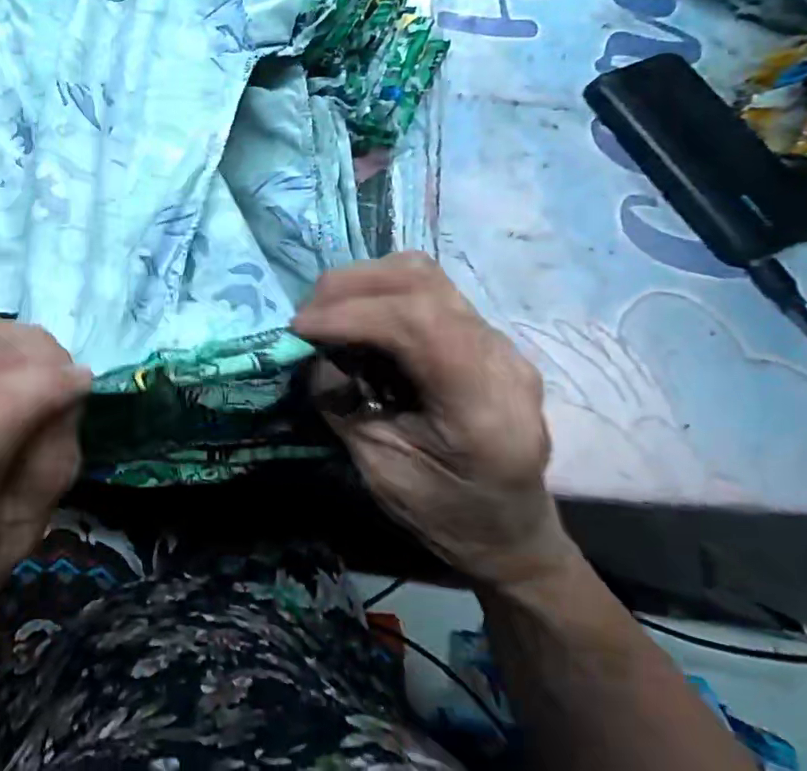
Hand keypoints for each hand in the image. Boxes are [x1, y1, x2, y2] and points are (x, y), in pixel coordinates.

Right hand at [291, 253, 579, 590]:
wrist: (509, 532)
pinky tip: (357, 321)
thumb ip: (341, 402)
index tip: (298, 329)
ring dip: (361, 283)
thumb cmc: (443, 513)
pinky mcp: (483, 335)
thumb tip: (309, 350)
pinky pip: (425, 290)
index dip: (349, 313)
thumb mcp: (378, 467)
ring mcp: (498, 341)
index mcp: (481, 406)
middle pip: (419, 281)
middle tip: (305, 320)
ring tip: (326, 314)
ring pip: (421, 274)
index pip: (417, 322)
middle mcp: (499, 359)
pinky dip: (378, 293)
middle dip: (346, 288)